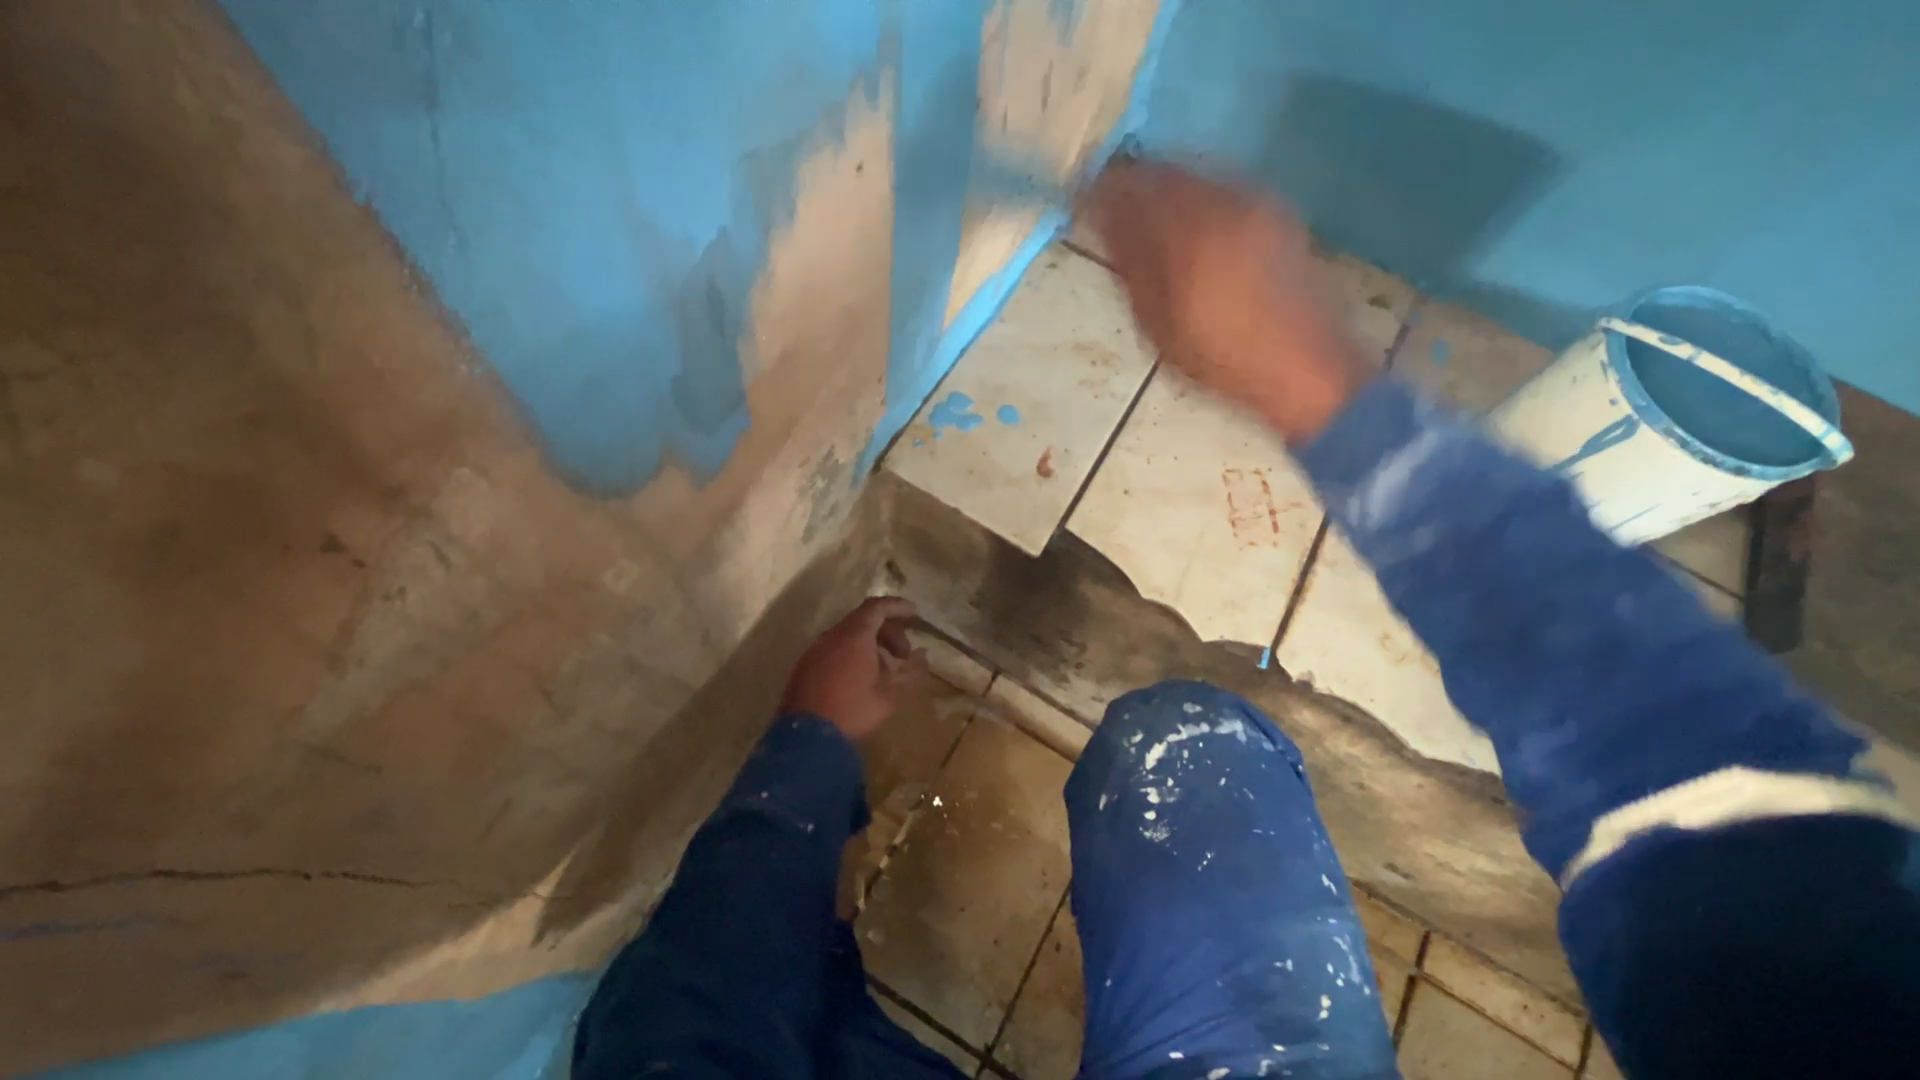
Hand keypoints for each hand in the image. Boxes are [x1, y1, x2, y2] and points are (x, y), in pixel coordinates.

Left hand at [782, 597, 925, 740]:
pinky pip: (834, 648)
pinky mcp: (805, 667)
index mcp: (854, 637)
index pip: (877, 607)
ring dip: (870, 644)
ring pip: (847, 635)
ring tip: (885, 669)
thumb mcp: (890, 696)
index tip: (915, 614)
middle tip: (904, 654)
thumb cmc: (852, 712)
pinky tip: (862, 678)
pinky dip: (853, 653)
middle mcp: (832, 636)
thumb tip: (923, 656)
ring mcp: (815, 651)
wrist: (805, 737)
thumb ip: (910, 674)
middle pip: (863, 620)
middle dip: (888, 631)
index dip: (897, 606)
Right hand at [1079, 160, 1373, 443]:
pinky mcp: (1278, 214)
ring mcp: (1257, 202)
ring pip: (1196, 180)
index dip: (1100, 192)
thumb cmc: (1221, 357)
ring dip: (1167, 195)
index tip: (1080, 204)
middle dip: (1134, 188)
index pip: (1130, 187)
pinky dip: (1198, 204)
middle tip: (1111, 216)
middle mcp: (1224, 199)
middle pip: (1165, 173)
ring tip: (1150, 229)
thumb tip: (1106, 222)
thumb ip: (1132, 264)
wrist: (1306, 367)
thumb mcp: (1158, 323)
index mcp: (1189, 227)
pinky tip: (1191, 236)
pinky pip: (1223, 192)